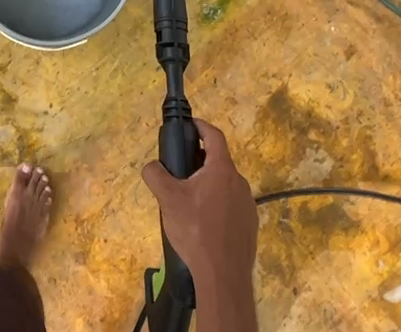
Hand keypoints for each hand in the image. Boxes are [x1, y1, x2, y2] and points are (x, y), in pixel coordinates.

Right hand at [140, 119, 257, 293]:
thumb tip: (151, 167)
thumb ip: (155, 175)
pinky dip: (217, 205)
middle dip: (199, 161)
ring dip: (208, 185)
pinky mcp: (250, 226)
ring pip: (225, 185)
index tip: (189, 125)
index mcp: (222, 170)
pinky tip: (203, 224)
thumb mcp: (167, 199)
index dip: (201, 126)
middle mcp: (239, 183)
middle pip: (218, 162)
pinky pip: (231, 206)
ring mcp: (248, 206)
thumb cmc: (195, 230)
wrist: (222, 276)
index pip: (214, 136)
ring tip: (189, 202)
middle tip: (179, 172)